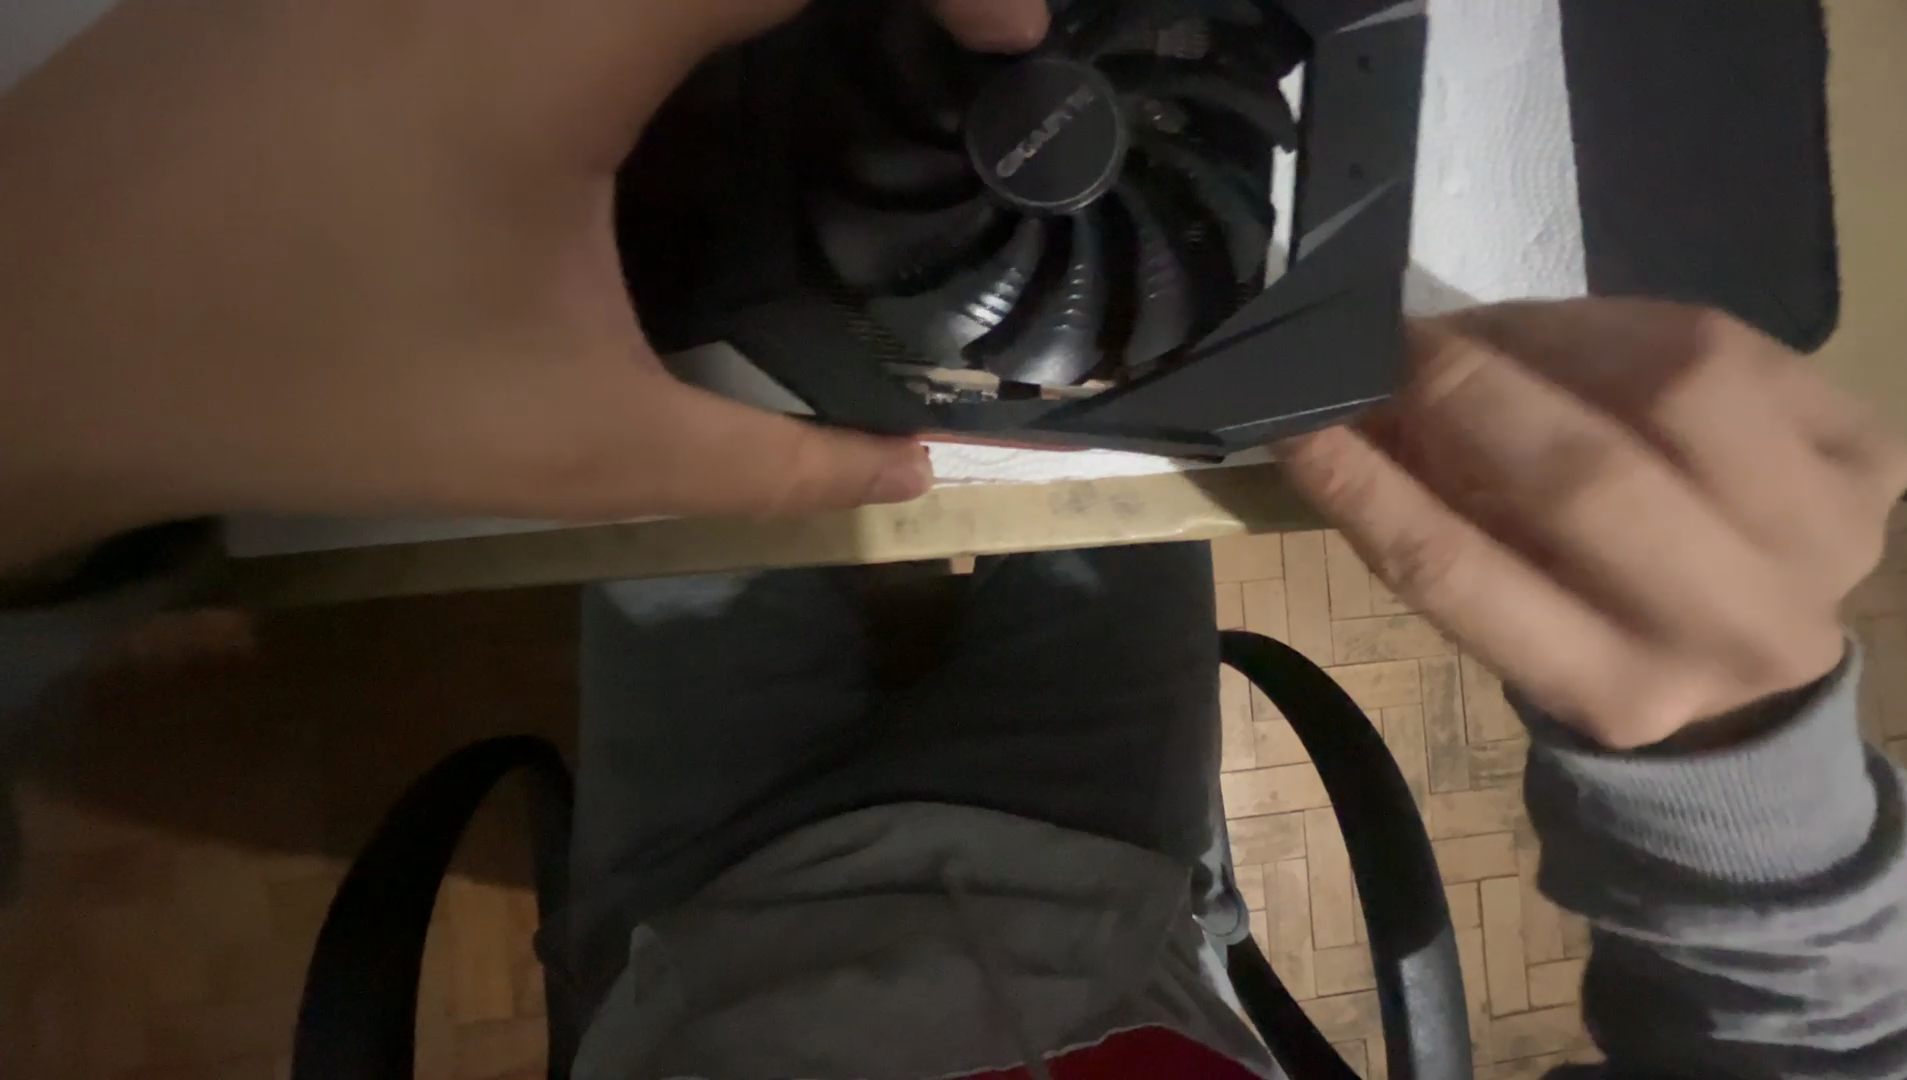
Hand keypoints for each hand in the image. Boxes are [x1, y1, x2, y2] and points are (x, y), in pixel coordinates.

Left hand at [0, 0, 1049, 568]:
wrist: (39, 334)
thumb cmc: (330, 395)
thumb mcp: (593, 452)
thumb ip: (777, 466)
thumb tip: (911, 471)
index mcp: (546, 34)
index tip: (1013, 38)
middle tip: (957, 50)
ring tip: (877, 54)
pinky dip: (702, 2)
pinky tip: (730, 67)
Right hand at [1282, 300, 1906, 749]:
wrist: (1728, 646)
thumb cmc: (1565, 625)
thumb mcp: (1476, 607)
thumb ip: (1406, 516)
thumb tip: (1331, 414)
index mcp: (1604, 685)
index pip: (1455, 573)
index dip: (1365, 489)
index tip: (1297, 424)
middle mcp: (1731, 628)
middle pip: (1583, 482)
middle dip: (1463, 392)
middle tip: (1385, 342)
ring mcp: (1829, 535)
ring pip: (1676, 391)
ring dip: (1545, 344)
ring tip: (1472, 336)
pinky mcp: (1877, 454)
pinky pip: (1730, 347)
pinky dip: (1620, 324)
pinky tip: (1561, 337)